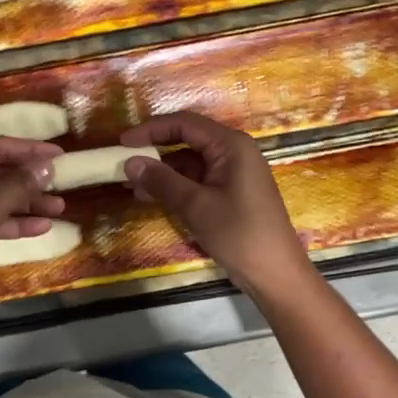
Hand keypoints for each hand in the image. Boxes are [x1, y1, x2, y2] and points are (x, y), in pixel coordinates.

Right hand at [119, 111, 311, 294]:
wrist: (274, 273)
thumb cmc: (239, 234)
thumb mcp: (196, 206)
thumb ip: (162, 181)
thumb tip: (130, 163)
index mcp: (231, 145)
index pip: (185, 124)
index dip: (151, 129)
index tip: (122, 143)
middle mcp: (234, 153)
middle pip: (188, 141)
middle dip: (155, 152)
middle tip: (123, 165)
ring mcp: (234, 174)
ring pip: (191, 164)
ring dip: (162, 173)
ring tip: (131, 186)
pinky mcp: (232, 195)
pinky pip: (199, 182)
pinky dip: (176, 187)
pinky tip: (153, 198)